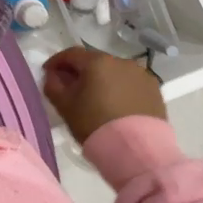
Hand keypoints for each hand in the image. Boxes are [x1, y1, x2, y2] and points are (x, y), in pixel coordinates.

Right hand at [41, 47, 166, 143]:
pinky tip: (116, 104)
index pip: (71, 54)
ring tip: (96, 97)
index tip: (48, 72)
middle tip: (71, 87)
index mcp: (97, 62)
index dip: (56, 61)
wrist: (136, 148)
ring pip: (114, 72)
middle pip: (94, 61)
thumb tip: (54, 75)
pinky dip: (120, 88)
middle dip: (81, 71)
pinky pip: (130, 83)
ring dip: (102, 79)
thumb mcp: (63, 105)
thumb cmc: (93, 122)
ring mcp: (141, 74)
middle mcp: (121, 61)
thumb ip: (53, 85)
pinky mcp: (155, 89)